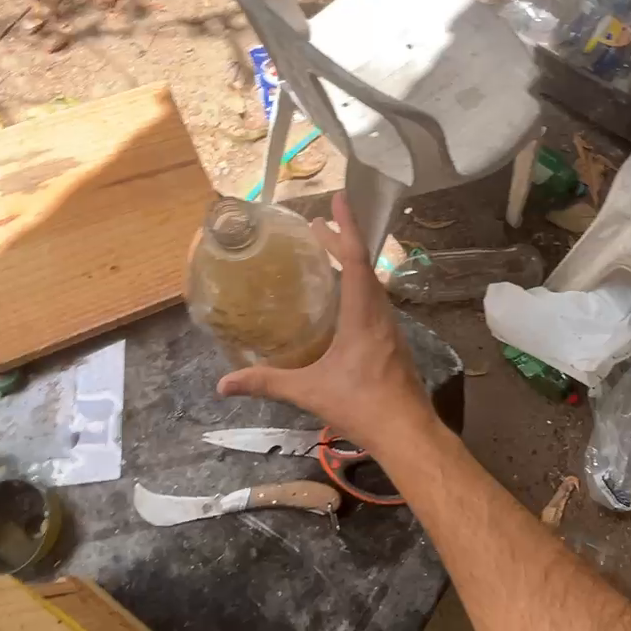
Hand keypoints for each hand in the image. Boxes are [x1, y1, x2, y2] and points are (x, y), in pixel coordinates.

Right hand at [217, 193, 436, 452]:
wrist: (408, 432)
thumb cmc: (362, 405)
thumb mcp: (309, 392)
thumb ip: (266, 383)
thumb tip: (223, 383)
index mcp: (363, 314)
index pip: (356, 258)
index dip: (345, 226)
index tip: (338, 198)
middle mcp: (380, 314)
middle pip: (363, 266)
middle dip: (341, 241)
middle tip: (316, 225)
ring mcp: (390, 329)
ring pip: (371, 285)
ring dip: (351, 264)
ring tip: (327, 255)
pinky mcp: (392, 343)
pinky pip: (374, 303)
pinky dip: (357, 288)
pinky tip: (342, 301)